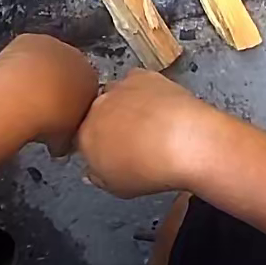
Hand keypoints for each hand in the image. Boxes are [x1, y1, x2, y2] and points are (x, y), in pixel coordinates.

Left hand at [0, 33, 98, 153]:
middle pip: (67, 72)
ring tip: (21, 96)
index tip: (57, 118)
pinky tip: (10, 79)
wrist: (26, 95)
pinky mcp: (30, 38)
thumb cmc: (50, 120)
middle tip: (39, 107)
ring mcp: (53, 45)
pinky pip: (26, 51)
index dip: (70, 106)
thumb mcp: (64, 139)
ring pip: (46, 60)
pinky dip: (19, 63)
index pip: (85, 92)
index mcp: (92, 82)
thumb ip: (66, 137)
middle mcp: (78, 59)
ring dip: (37, 74)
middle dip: (56, 87)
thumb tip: (59, 144)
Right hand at [77, 70, 230, 197]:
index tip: (110, 151)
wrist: (184, 142)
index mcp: (85, 136)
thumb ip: (99, 177)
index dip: (96, 144)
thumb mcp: (119, 188)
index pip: (81, 137)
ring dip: (126, 104)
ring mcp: (118, 89)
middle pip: (97, 112)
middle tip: (131, 139)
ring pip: (115, 94)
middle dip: (110, 123)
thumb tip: (93, 170)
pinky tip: (159, 106)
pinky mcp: (140, 76)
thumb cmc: (153, 169)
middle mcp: (96, 108)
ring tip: (149, 122)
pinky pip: (136, 81)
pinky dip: (144, 91)